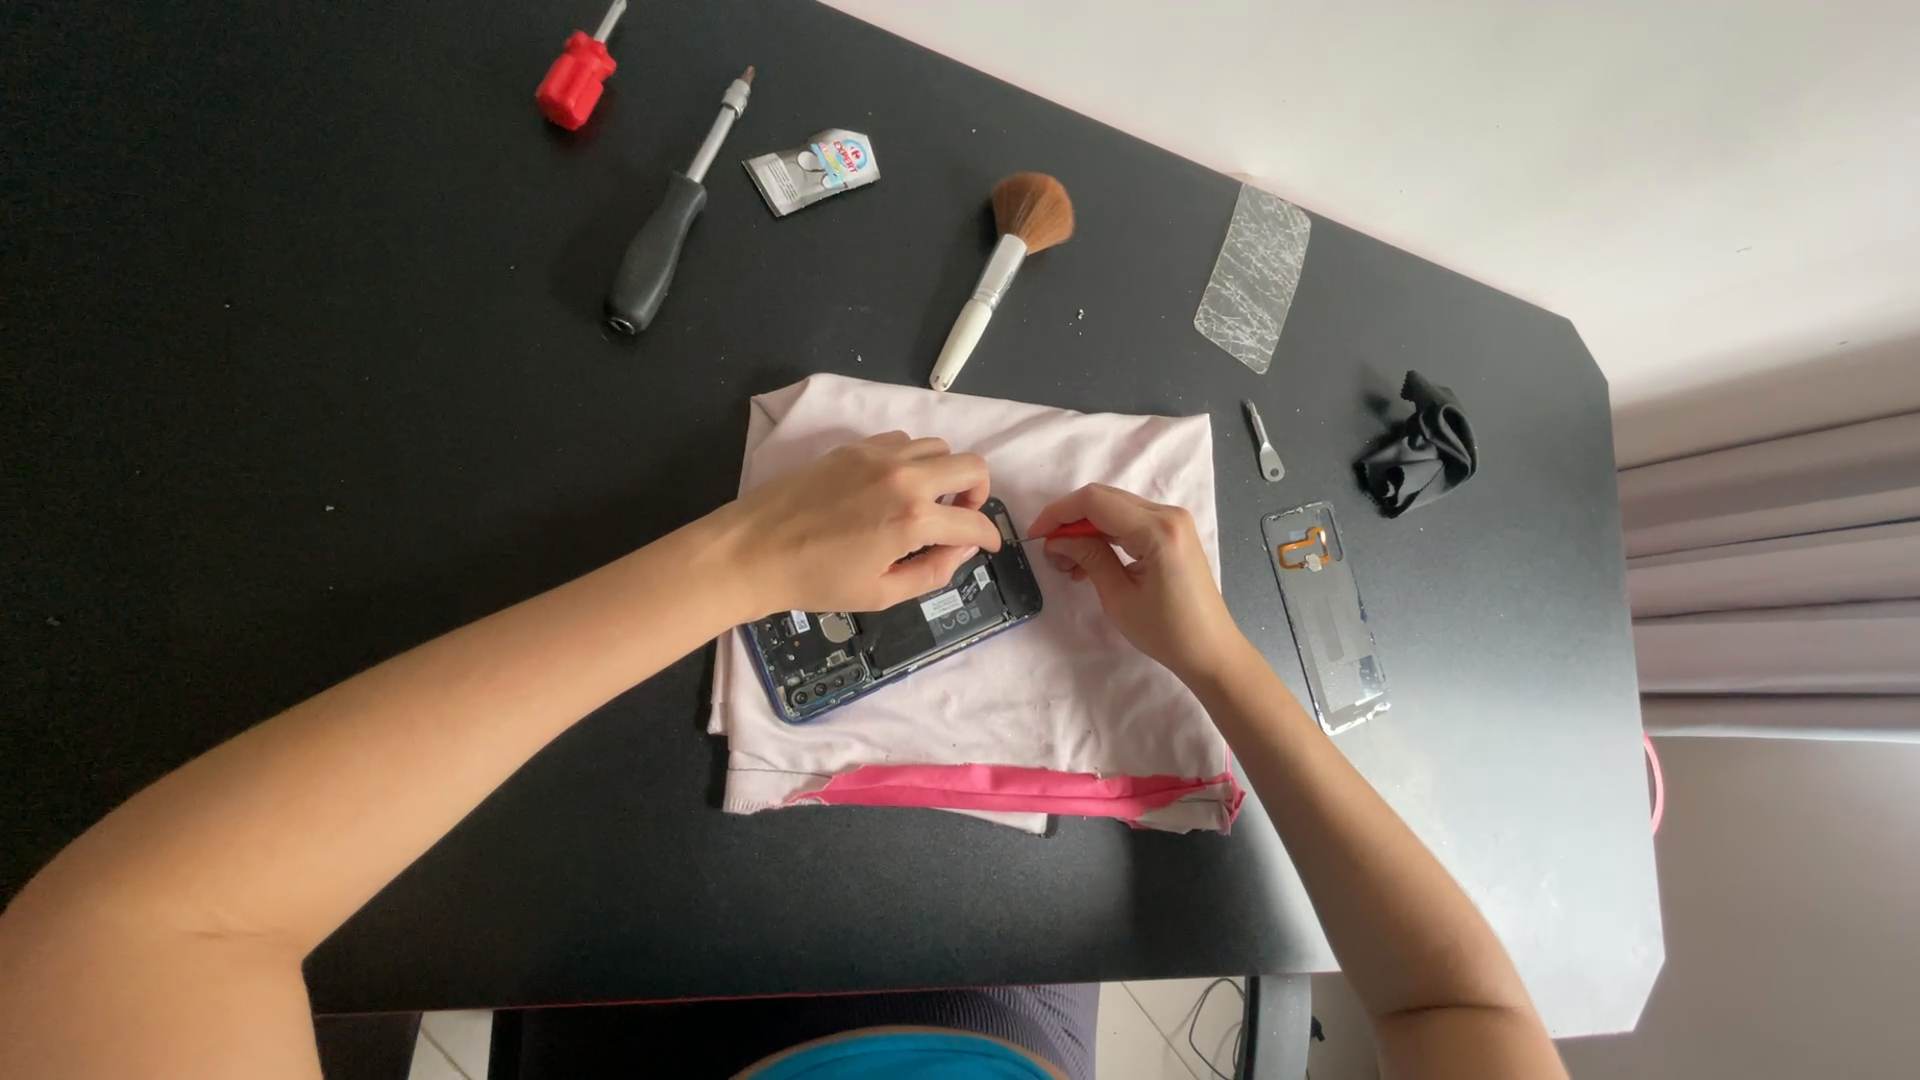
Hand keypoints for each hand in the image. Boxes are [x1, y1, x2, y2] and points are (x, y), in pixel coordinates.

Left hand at [713, 432, 1002, 616]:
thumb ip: (933, 572)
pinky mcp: (854, 447)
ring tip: (926, 502)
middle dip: (979, 494)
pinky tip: (894, 486)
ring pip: (939, 447)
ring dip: (945, 474)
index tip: (989, 545)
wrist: (752, 551)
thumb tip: (960, 551)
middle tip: (961, 517)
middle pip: (972, 466)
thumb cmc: (815, 581)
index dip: (989, 537)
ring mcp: (878, 455)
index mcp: (912, 520)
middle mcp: (904, 478)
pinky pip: (903, 440)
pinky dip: (913, 460)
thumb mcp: (882, 594)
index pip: (974, 522)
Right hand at [1028, 484, 1246, 684]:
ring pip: (1114, 508)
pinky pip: (1129, 521)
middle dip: (1070, 520)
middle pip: (1104, 499)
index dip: (1059, 512)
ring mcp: (1173, 522)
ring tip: (1067, 563)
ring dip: (1085, 528)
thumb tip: (1058, 540)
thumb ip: (1089, 558)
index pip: (1096, 501)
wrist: (1211, 651)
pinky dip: (1104, 534)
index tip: (1036, 534)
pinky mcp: (1173, 532)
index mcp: (1158, 530)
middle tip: (1050, 552)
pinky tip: (1089, 561)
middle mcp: (1168, 515)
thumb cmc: (1167, 632)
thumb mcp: (1119, 597)